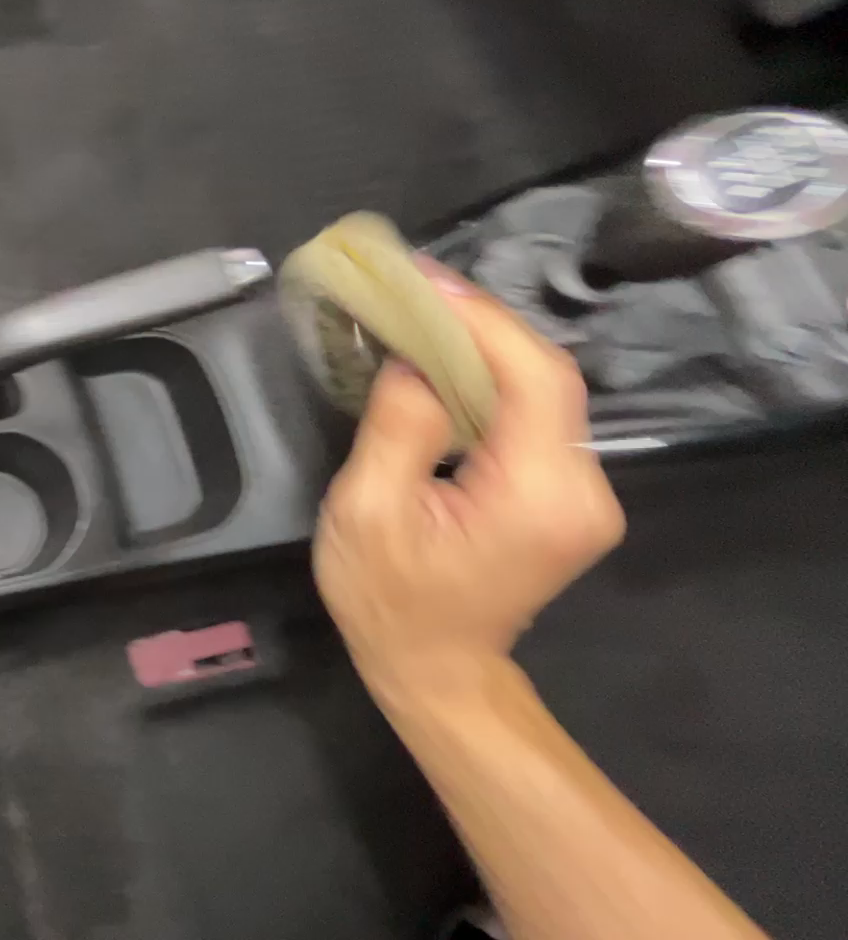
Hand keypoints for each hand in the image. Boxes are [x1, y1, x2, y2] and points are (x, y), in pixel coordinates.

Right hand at [312, 263, 624, 700]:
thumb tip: (412, 359)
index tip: (424, 281)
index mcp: (538, 494)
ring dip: (480, 351)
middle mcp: (580, 487)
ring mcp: (577, 493)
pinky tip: (439, 368)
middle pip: (545, 380)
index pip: (534, 379)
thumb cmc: (385, 597)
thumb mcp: (366, 511)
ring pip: (539, 395)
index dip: (483, 321)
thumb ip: (397, 428)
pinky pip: (528, 419)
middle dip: (479, 327)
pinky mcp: (557, 495)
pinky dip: (484, 383)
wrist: (429, 666)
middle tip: (412, 291)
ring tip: (418, 318)